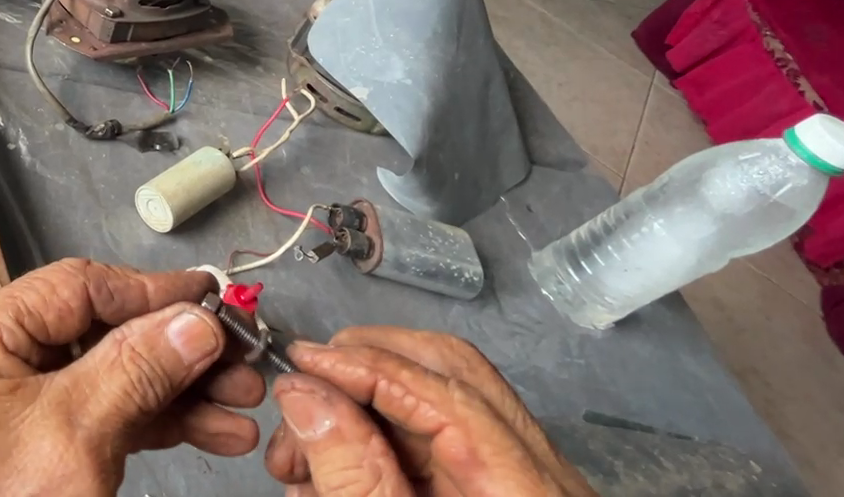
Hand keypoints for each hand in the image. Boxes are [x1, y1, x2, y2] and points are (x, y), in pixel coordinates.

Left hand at [0, 259, 265, 495]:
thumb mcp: (72, 434)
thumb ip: (136, 369)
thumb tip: (196, 322)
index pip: (77, 288)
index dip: (149, 290)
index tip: (210, 296)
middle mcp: (4, 354)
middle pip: (104, 329)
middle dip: (176, 346)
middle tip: (240, 354)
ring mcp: (28, 399)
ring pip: (118, 372)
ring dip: (183, 386)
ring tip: (244, 397)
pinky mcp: (51, 439)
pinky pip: (115, 412)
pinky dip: (165, 421)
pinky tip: (218, 429)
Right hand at [265, 327, 595, 496]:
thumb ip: (353, 477)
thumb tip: (303, 391)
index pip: (450, 395)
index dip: (368, 365)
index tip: (299, 360)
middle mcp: (546, 481)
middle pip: (451, 373)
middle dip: (362, 368)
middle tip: (300, 397)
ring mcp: (528, 485)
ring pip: (436, 395)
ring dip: (358, 405)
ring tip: (297, 453)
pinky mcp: (499, 493)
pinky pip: (432, 437)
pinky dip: (371, 438)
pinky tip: (324, 471)